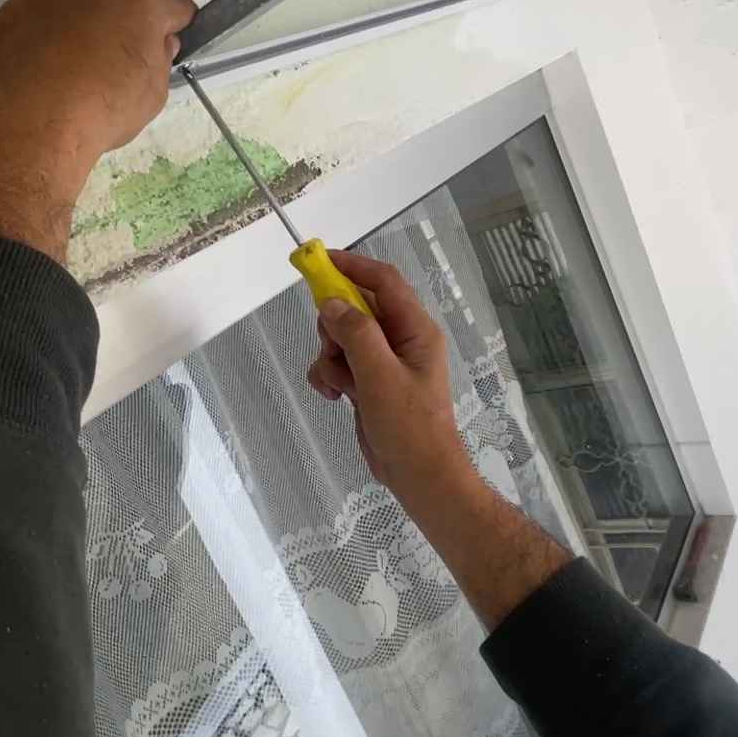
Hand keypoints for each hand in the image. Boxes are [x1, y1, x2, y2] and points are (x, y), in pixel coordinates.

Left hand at [0, 0, 196, 260]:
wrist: (37, 124)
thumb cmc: (107, 110)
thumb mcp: (154, 94)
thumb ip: (160, 59)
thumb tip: (158, 42)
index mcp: (138, 4)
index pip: (173, 6)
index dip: (177, 25)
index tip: (171, 42)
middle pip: (118, 5)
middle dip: (121, 29)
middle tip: (114, 70)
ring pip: (75, 12)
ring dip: (79, 35)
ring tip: (69, 79)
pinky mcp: (13, 13)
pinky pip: (37, 24)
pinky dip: (42, 43)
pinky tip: (39, 76)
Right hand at [306, 250, 476, 501]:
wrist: (418, 475)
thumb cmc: (409, 426)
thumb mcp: (381, 377)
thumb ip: (357, 336)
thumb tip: (331, 305)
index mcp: (415, 329)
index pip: (383, 282)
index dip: (352, 266)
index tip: (318, 261)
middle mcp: (400, 340)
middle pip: (356, 309)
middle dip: (334, 325)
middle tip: (328, 345)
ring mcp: (383, 362)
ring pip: (342, 338)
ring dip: (329, 357)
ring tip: (338, 383)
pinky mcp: (368, 383)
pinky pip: (338, 364)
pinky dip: (328, 375)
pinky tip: (331, 396)